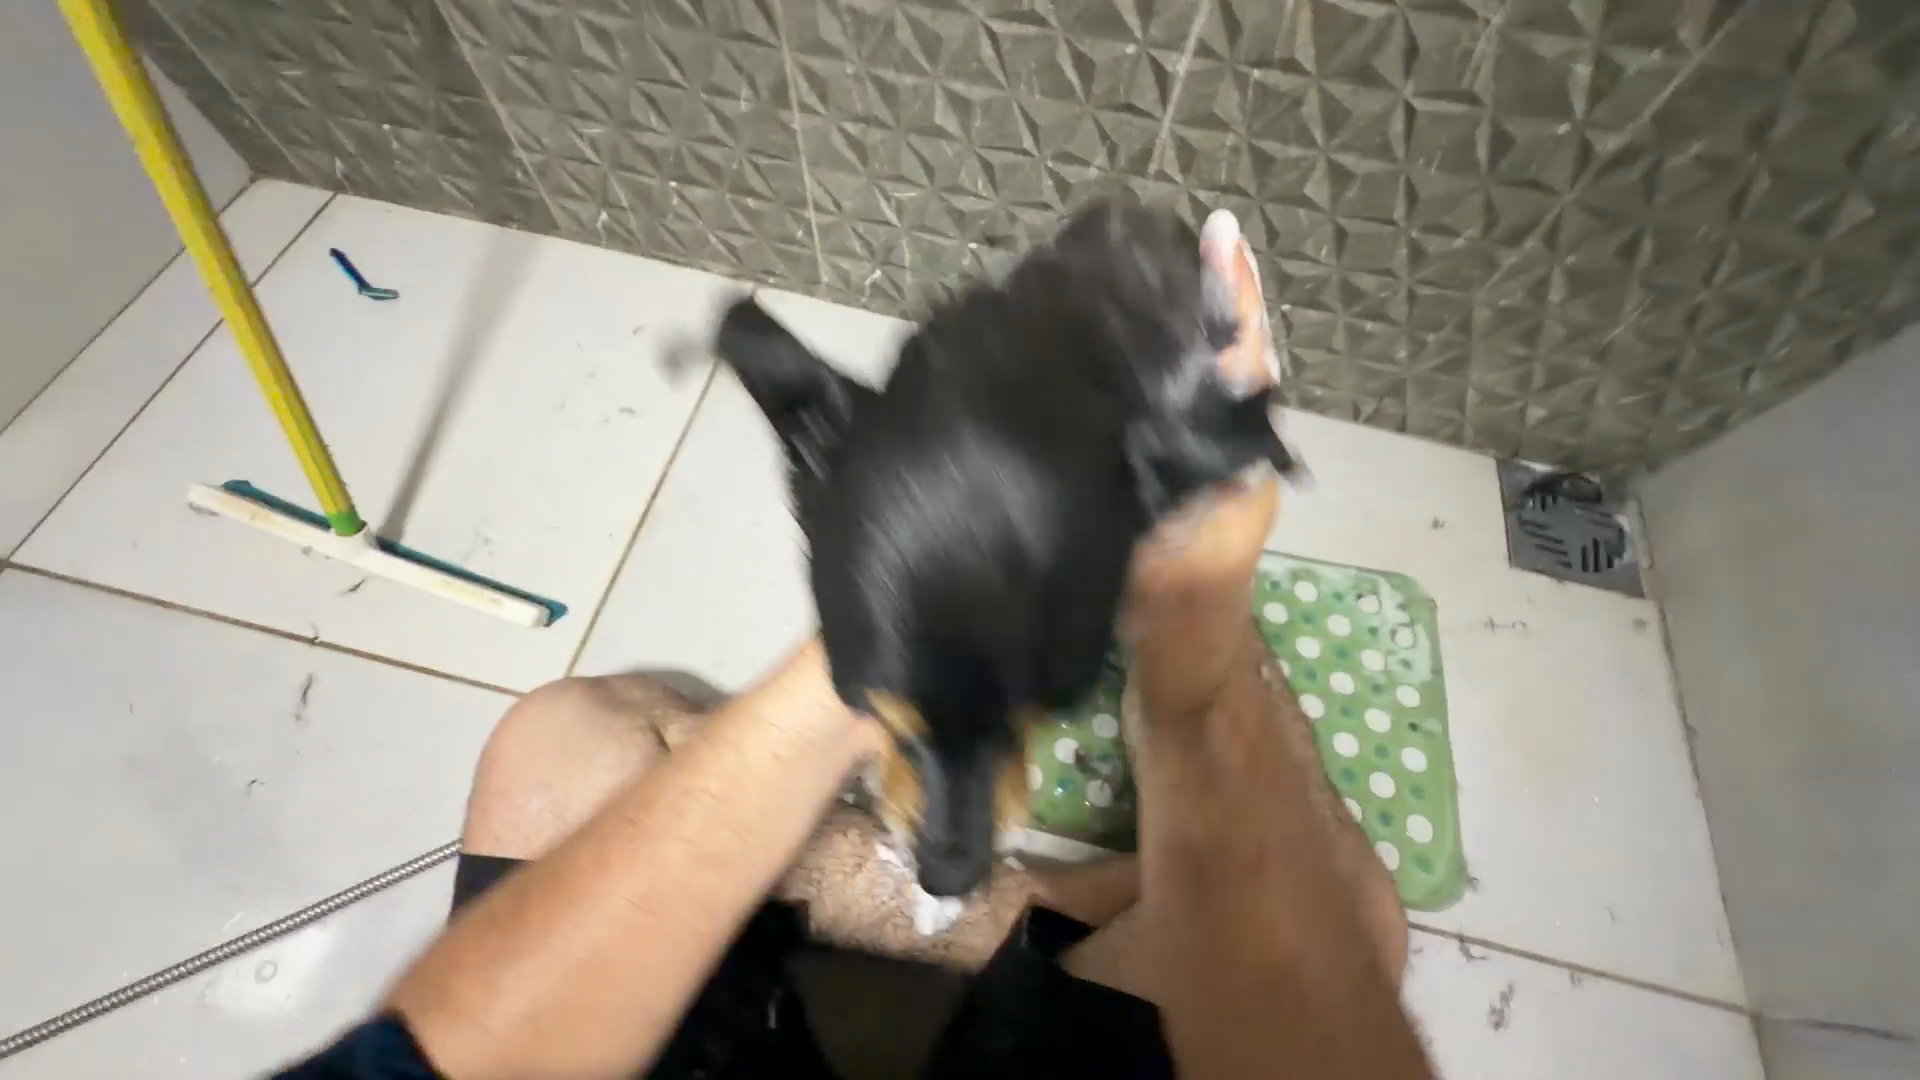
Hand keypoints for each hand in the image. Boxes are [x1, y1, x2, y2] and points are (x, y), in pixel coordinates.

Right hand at [1126, 212, 1280, 617]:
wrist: (1175, 630)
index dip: (1233, 291)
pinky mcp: (1161, 465)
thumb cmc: (1190, 578)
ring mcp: (1192, 448)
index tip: (1217, 232)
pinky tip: (1109, 344)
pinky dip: (1144, 365)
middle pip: (1222, 350)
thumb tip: (1215, 374)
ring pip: (1190, 373)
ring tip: (1142, 272)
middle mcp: (1222, 432)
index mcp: (1241, 434)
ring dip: (1175, 324)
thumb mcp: (1205, 513)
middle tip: (1171, 236)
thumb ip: (1212, 450)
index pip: (1243, 346)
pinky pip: (1157, 400)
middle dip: (1205, 295)